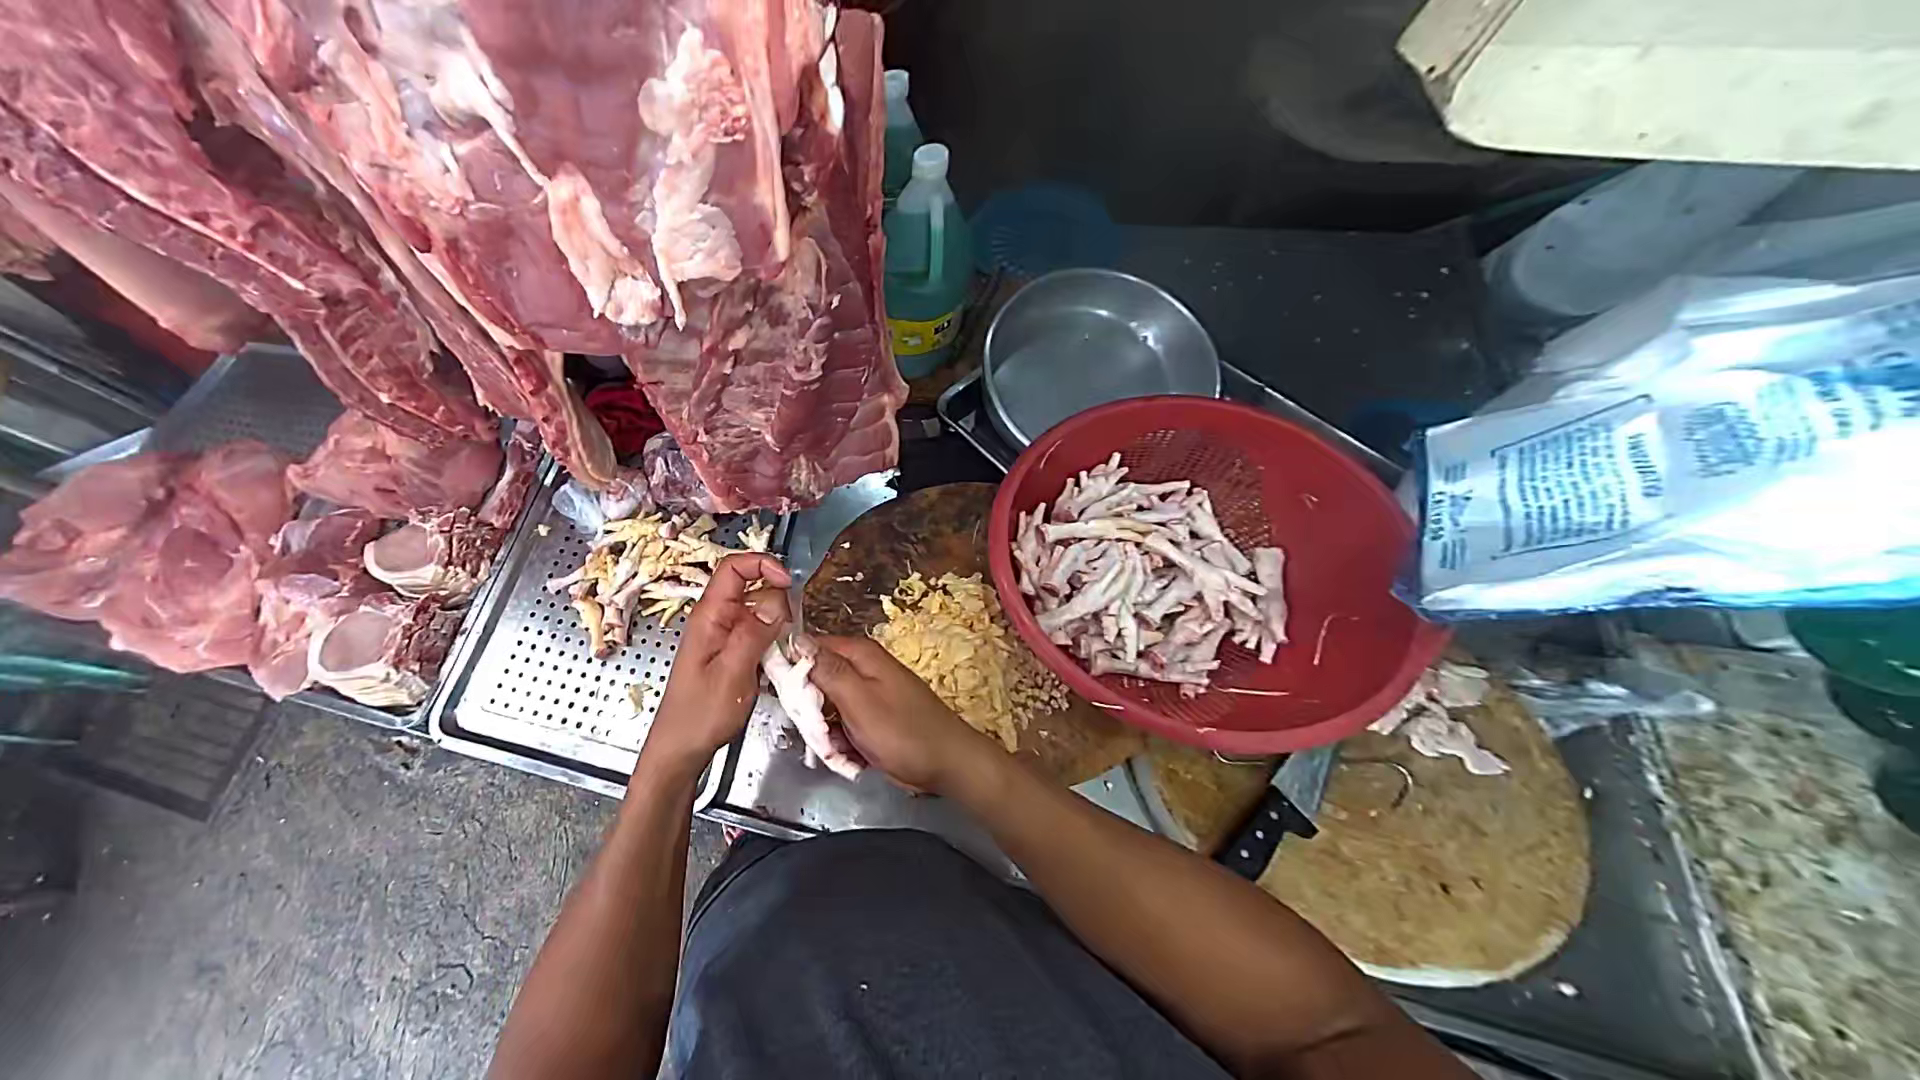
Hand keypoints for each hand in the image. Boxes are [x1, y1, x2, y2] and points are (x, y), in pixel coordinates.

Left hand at [646, 553, 790, 774]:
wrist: (680, 750)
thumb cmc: (699, 716)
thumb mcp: (732, 674)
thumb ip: (754, 633)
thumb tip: (777, 599)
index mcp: (709, 617)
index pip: (733, 568)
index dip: (762, 564)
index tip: (788, 582)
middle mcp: (715, 620)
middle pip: (750, 586)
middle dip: (777, 598)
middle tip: (789, 627)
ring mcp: (723, 635)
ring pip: (758, 610)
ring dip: (777, 622)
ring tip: (785, 647)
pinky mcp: (731, 651)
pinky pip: (758, 632)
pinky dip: (773, 639)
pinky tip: (778, 661)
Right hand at [808, 635, 998, 793]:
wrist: (946, 764)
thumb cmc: (902, 732)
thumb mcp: (858, 699)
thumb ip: (826, 669)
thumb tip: (797, 638)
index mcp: (860, 655)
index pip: (809, 648)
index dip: (791, 670)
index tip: (787, 697)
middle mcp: (863, 669)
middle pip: (815, 682)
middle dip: (811, 710)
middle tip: (817, 732)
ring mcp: (868, 696)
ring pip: (826, 709)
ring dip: (825, 733)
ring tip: (839, 749)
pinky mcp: (872, 720)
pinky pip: (843, 727)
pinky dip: (842, 743)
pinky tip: (851, 757)